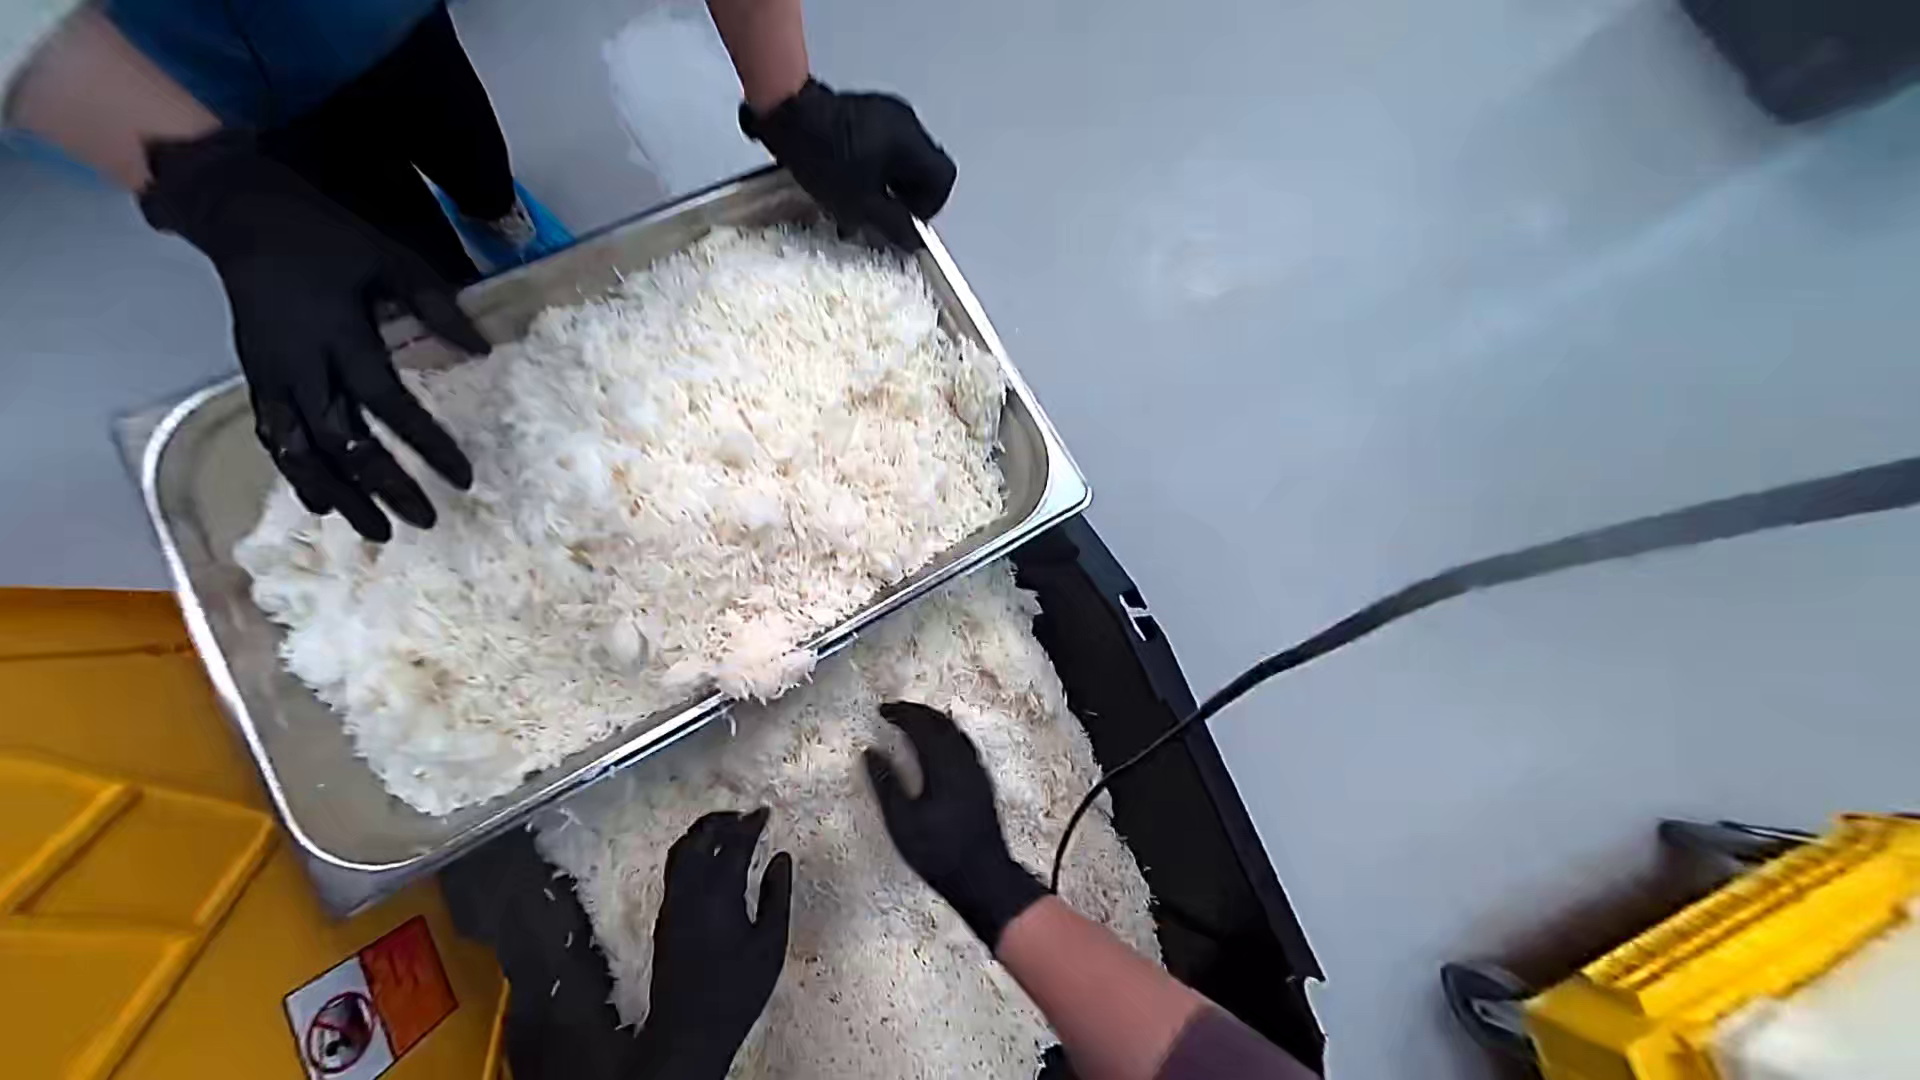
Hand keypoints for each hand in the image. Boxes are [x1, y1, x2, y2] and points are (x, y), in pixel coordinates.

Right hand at [141, 131, 488, 541]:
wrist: (241, 214)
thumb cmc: (330, 240)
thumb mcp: (393, 262)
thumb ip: (438, 308)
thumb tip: (485, 352)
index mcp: (336, 335)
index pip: (387, 403)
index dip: (425, 443)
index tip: (463, 477)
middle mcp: (297, 363)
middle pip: (340, 438)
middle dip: (382, 484)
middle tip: (424, 521)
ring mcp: (269, 373)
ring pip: (299, 448)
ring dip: (338, 493)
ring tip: (376, 531)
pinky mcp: (255, 377)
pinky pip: (273, 435)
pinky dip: (297, 472)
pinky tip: (320, 504)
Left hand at [638, 808, 793, 1079]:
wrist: (688, 1033)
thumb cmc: (736, 990)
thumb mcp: (770, 943)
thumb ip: (777, 894)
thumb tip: (781, 858)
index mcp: (719, 892)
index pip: (735, 842)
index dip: (751, 822)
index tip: (765, 812)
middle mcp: (690, 891)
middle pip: (699, 838)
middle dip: (722, 820)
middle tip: (745, 815)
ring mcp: (672, 904)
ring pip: (682, 851)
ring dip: (704, 834)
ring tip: (727, 831)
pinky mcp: (665, 918)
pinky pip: (677, 869)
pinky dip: (695, 852)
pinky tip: (711, 862)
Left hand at [741, 78, 955, 250]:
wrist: (785, 112)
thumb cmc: (822, 155)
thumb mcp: (861, 205)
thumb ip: (893, 226)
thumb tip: (913, 242)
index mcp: (911, 144)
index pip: (942, 180)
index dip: (928, 208)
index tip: (904, 220)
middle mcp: (905, 124)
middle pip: (922, 172)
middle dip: (904, 200)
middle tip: (880, 216)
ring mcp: (885, 113)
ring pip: (901, 162)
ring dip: (886, 187)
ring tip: (860, 203)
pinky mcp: (863, 112)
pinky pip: (882, 148)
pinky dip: (873, 170)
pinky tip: (848, 183)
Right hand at [863, 702, 1047, 948]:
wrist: (984, 877)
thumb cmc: (938, 852)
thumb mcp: (902, 822)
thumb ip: (885, 783)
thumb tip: (870, 752)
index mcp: (943, 763)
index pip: (920, 724)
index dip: (900, 713)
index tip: (882, 710)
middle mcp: (963, 758)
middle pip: (940, 721)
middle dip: (915, 711)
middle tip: (894, 710)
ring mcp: (976, 768)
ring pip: (954, 730)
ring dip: (932, 719)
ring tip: (912, 721)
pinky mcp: (982, 779)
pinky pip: (962, 742)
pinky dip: (946, 732)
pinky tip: (938, 744)